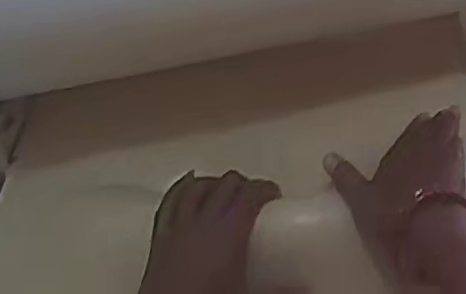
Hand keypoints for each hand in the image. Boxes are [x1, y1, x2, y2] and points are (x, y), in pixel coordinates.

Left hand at [137, 171, 279, 293]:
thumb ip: (279, 288)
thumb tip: (306, 287)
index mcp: (231, 230)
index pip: (252, 192)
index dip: (266, 189)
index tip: (275, 199)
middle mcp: (205, 219)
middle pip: (228, 183)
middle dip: (244, 185)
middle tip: (254, 201)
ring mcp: (179, 226)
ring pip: (200, 187)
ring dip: (216, 184)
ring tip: (225, 192)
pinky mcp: (159, 240)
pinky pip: (169, 203)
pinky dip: (181, 189)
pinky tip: (189, 183)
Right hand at [324, 109, 465, 279]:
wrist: (431, 232)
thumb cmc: (394, 212)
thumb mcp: (362, 199)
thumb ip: (347, 178)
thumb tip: (327, 156)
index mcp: (405, 145)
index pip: (415, 127)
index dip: (419, 124)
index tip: (424, 118)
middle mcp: (428, 146)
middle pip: (438, 126)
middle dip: (442, 121)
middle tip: (446, 115)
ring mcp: (449, 161)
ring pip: (453, 138)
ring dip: (453, 133)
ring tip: (454, 129)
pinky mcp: (463, 180)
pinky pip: (461, 158)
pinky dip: (460, 154)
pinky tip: (459, 157)